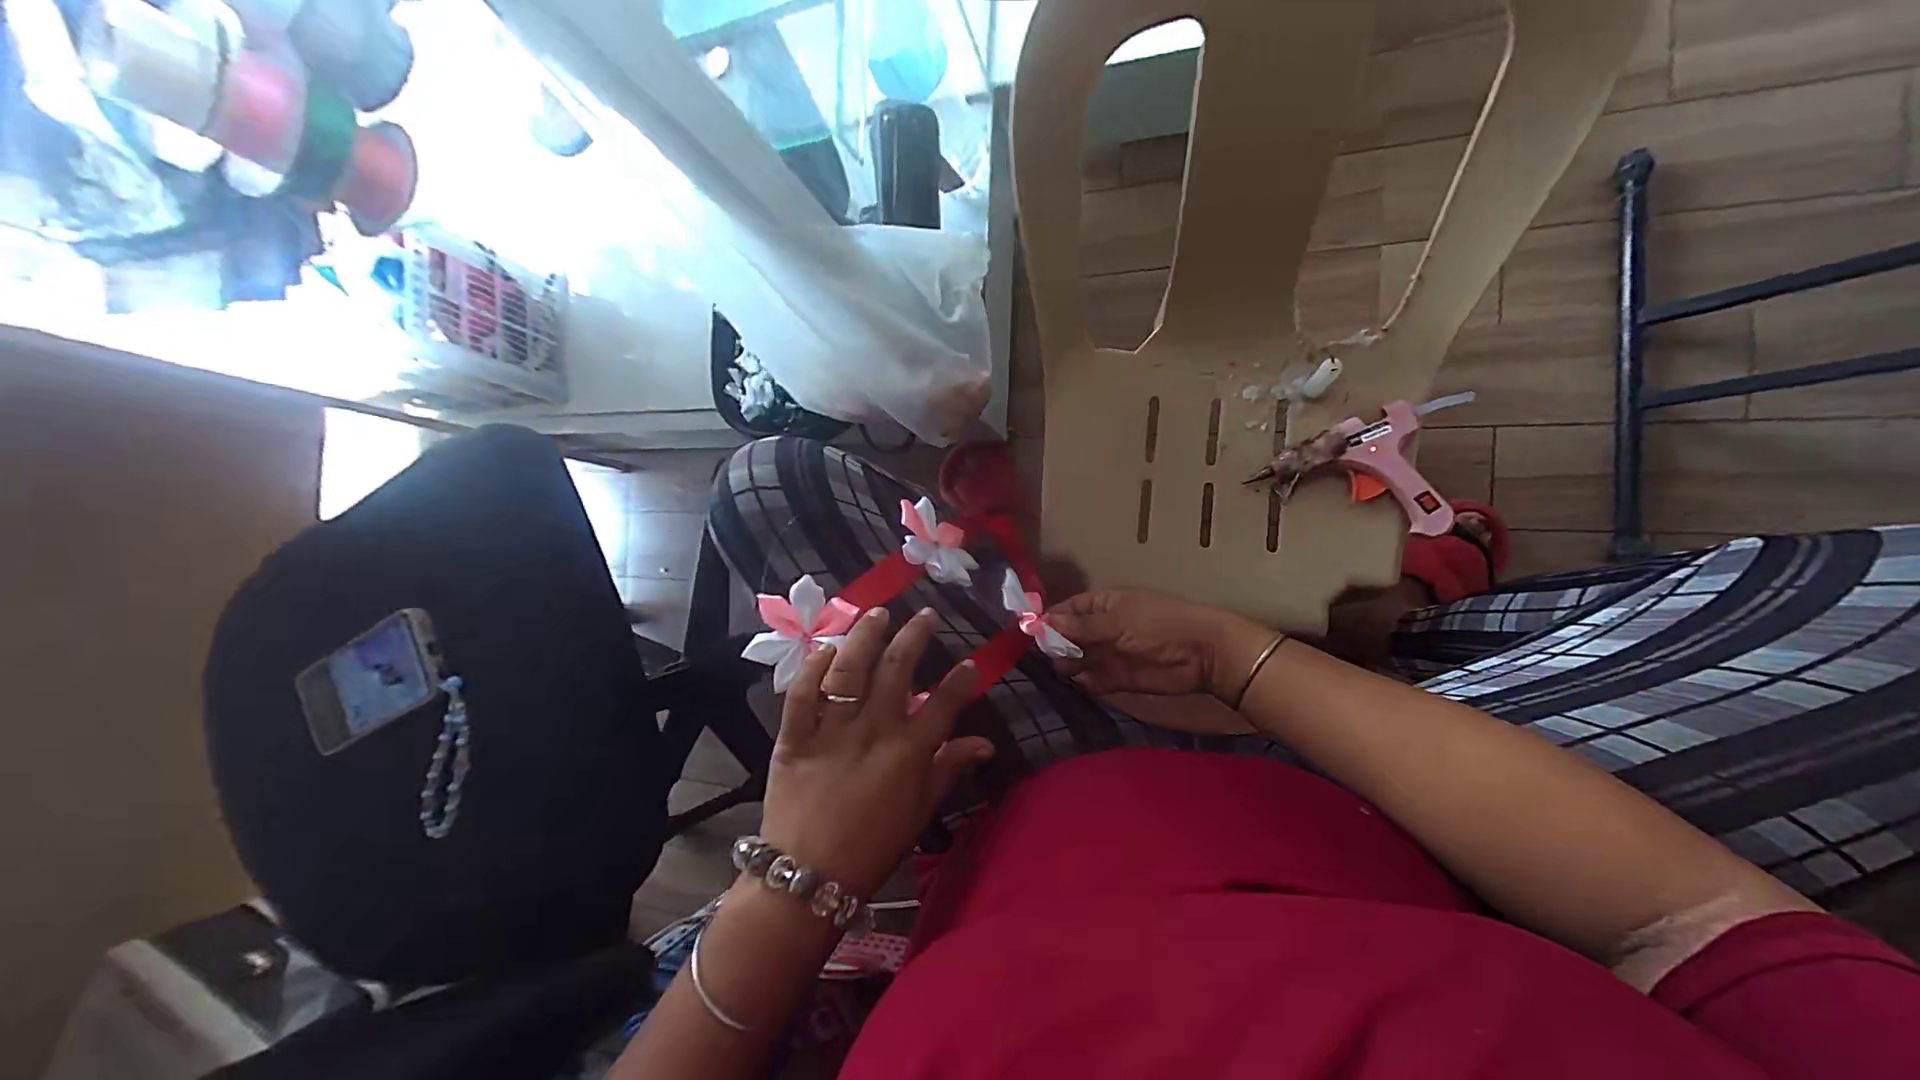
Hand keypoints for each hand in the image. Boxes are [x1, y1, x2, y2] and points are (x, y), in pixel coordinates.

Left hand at [759, 607, 993, 899]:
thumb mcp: (919, 811)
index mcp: (908, 751)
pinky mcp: (794, 737)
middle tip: (925, 615)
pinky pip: (802, 694)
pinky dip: (813, 668)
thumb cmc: (872, 846)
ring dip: (865, 636)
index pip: (944, 702)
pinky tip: (827, 649)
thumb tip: (985, 743)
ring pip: (850, 669)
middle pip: (897, 669)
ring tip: (877, 614)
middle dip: (915, 636)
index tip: (970, 663)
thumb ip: (950, 769)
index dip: (961, 679)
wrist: (807, 877)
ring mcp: (831, 730)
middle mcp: (873, 730)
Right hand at [1047, 590, 1270, 699]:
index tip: (1027, 633)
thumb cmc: (1160, 625)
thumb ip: (1080, 627)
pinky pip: (1092, 680)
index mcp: (1101, 605)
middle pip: (1067, 636)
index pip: (1065, 610)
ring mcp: (1107, 653)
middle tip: (1041, 656)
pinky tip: (1075, 684)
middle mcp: (1100, 628)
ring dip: (1065, 664)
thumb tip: (1041, 623)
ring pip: (1077, 659)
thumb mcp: (1117, 622)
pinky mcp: (1117, 678)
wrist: (1203, 654)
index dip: (1047, 620)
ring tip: (1057, 670)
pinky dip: (1082, 683)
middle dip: (1053, 645)